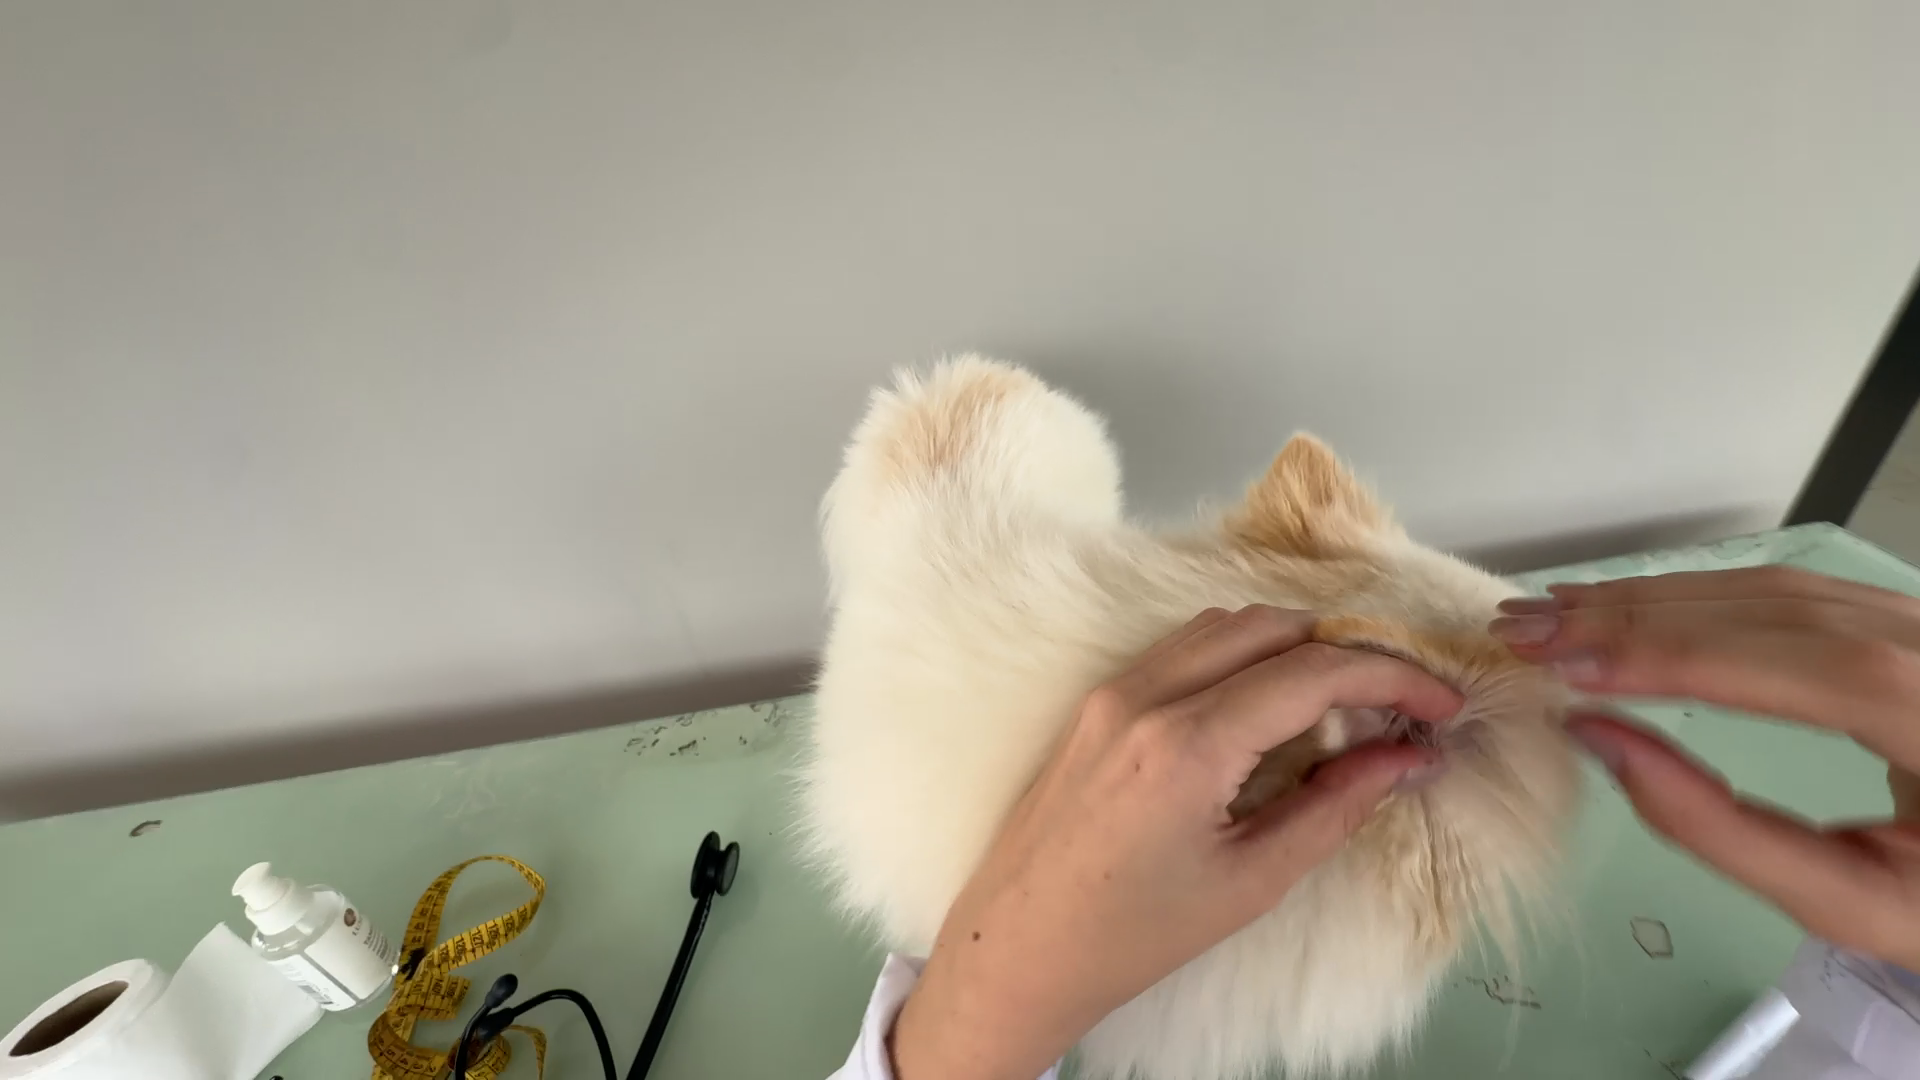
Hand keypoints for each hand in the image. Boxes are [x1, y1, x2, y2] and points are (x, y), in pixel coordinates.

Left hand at [888, 605, 1461, 1079]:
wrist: (1021, 938)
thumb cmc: (1134, 932)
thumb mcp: (1249, 880)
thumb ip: (1334, 805)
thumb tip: (1407, 758)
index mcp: (1185, 742)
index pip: (1309, 672)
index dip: (1391, 678)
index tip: (1441, 705)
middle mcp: (1143, 694)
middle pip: (1266, 626)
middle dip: (1343, 649)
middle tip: (1393, 701)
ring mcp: (1112, 688)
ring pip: (1219, 627)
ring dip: (1288, 645)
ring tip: (1336, 703)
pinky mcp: (1097, 698)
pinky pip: (1179, 648)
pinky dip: (1235, 655)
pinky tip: (1262, 702)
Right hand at [1490, 566, 1919, 969]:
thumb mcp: (1848, 901)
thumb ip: (1714, 826)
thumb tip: (1589, 733)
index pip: (1822, 668)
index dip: (1679, 657)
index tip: (1565, 668)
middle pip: (1775, 612)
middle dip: (1629, 619)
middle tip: (1520, 631)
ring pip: (1765, 590)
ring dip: (1638, 600)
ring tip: (1543, 615)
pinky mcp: (1895, 619)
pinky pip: (1775, 590)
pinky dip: (1676, 594)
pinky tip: (1609, 605)